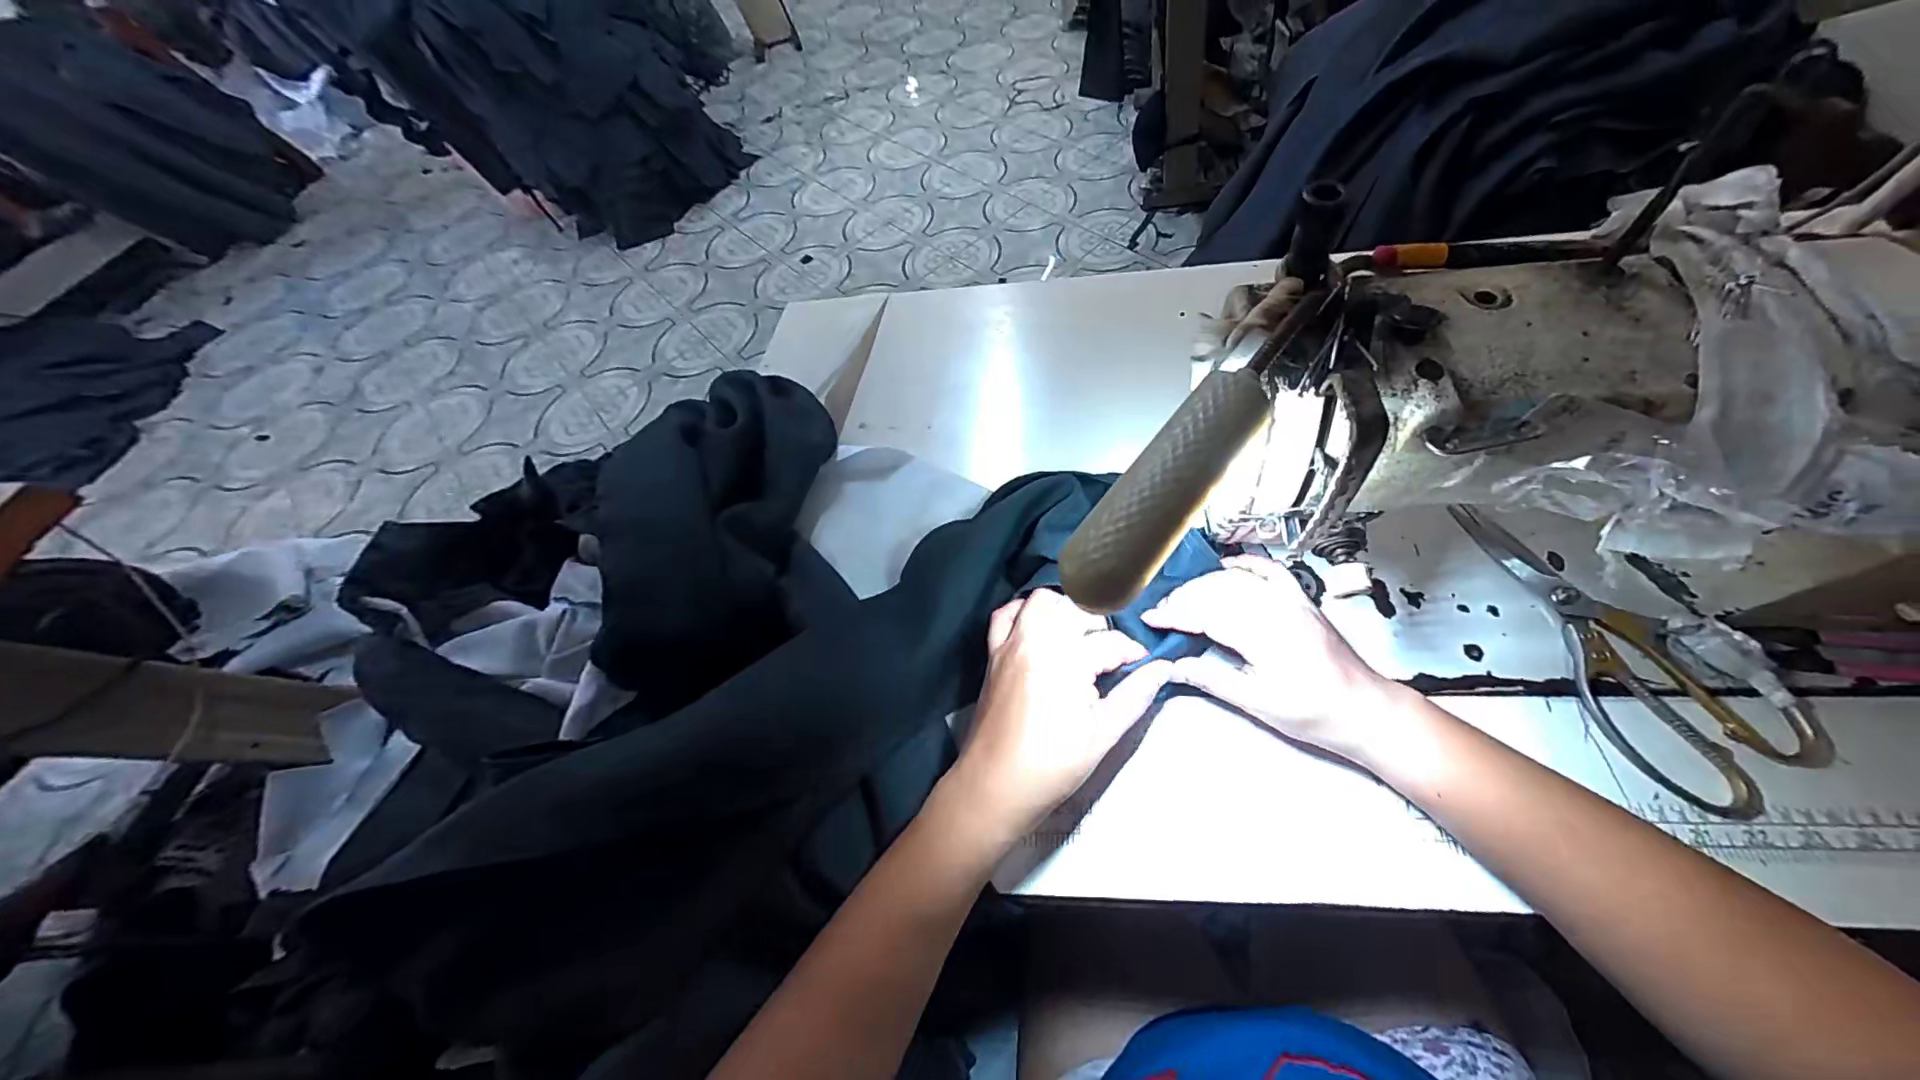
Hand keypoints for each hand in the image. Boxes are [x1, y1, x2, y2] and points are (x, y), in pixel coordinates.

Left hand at [946, 589, 1173, 839]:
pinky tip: (1039, 629)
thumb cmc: (1051, 765)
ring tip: (1078, 636)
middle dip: (1099, 623)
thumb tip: (1163, 669)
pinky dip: (1024, 612)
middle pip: (1074, 608)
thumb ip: (1135, 695)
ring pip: (1040, 601)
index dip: (1131, 652)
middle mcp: (1033, 642)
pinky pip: (1005, 615)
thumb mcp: (1103, 734)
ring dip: (1063, 609)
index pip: (1108, 642)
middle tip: (1110, 652)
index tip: (1141, 663)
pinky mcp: (993, 654)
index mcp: (1064, 660)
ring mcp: (1009, 645)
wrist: (994, 785)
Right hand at [1142, 555, 1403, 763]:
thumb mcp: (1257, 703)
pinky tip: (1227, 565)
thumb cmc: (1317, 713)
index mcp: (1266, 635)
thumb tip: (1175, 665)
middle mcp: (1279, 610)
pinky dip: (1246, 564)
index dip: (1174, 614)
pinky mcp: (1302, 600)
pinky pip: (1270, 570)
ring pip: (1237, 578)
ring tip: (1182, 596)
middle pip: (1217, 590)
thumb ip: (1212, 678)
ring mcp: (1293, 601)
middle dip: (1182, 598)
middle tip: (1161, 611)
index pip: (1206, 612)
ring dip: (1204, 583)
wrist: (1365, 710)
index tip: (1151, 618)